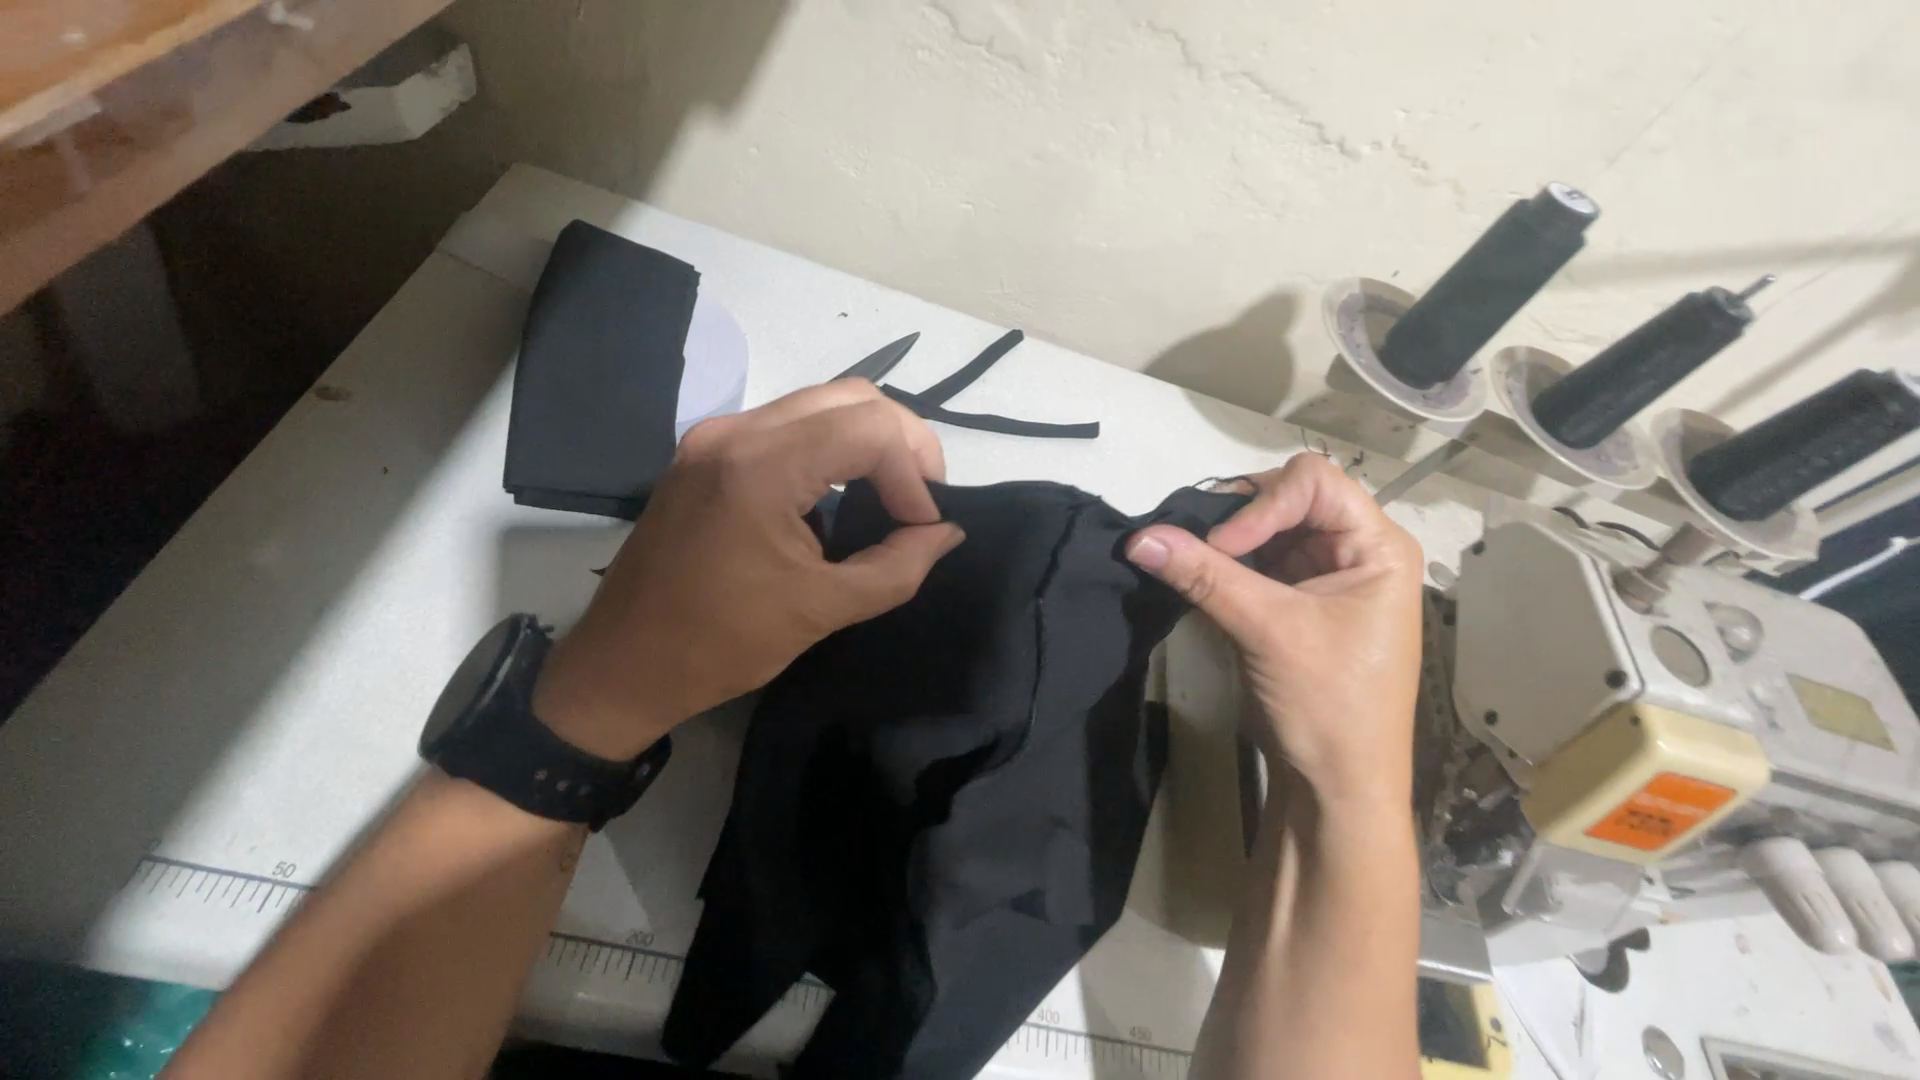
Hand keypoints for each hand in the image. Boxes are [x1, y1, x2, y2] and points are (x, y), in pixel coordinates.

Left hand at [532, 381, 964, 759]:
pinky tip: (844, 491)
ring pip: (820, 403)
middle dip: (902, 443)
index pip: (869, 428)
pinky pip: (788, 425)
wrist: (622, 665)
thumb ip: (897, 567)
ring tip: (894, 494)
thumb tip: (945, 533)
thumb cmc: (719, 645)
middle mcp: (735, 431)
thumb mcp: (821, 610)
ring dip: (869, 440)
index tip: (923, 528)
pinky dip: (831, 447)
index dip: (913, 474)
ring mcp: (715, 436)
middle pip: (851, 398)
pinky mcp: (706, 452)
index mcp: (759, 467)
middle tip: (922, 499)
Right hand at [1125, 454, 1423, 807]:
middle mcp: (1354, 550)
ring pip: (1264, 529)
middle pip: (1288, 498)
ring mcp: (1321, 575)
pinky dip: (1221, 564)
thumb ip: (1204, 577)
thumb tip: (1138, 537)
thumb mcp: (1269, 631)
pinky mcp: (1290, 601)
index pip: (1314, 484)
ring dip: (1223, 540)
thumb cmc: (1329, 704)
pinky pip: (1252, 562)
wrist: (1334, 786)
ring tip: (1185, 557)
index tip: (1223, 548)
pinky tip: (1194, 575)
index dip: (1263, 504)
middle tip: (1194, 544)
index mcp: (1377, 547)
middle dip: (1238, 516)